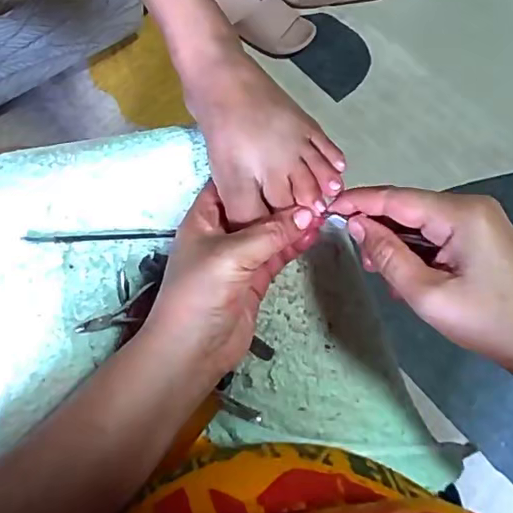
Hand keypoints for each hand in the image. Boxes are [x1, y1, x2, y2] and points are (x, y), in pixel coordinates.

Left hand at [139, 182, 319, 381]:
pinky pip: (277, 254)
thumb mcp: (231, 255)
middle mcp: (221, 233)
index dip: (254, 173)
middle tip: (314, 187)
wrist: (191, 350)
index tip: (285, 162)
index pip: (230, 184)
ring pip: (269, 232)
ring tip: (321, 210)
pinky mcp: (254, 278)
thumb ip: (270, 233)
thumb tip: (307, 213)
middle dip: (281, 198)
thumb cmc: (198, 293)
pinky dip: (294, 244)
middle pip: (254, 207)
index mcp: (204, 218)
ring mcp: (238, 257)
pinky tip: (313, 234)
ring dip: (292, 223)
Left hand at [185, 50, 346, 221]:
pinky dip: (334, 158)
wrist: (225, 81)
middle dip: (310, 208)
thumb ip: (244, 209)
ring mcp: (302, 141)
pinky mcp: (304, 122)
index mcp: (274, 182)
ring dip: (326, 186)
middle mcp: (295, 165)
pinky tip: (339, 166)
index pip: (285, 213)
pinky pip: (326, 145)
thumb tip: (257, 231)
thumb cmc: (222, 134)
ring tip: (331, 195)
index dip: (287, 225)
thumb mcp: (226, 179)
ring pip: (320, 171)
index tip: (291, 235)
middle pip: (307, 194)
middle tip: (316, 216)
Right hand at [330, 186, 512, 371]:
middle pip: (409, 208)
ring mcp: (480, 221)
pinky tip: (403, 273)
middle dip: (377, 225)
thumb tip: (357, 224)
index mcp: (461, 213)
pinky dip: (416, 249)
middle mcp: (470, 207)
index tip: (326, 208)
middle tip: (352, 252)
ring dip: (396, 241)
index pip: (396, 198)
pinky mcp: (482, 237)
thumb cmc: (489, 321)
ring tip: (376, 269)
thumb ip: (387, 255)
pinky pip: (438, 234)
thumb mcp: (427, 294)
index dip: (359, 201)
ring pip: (422, 222)